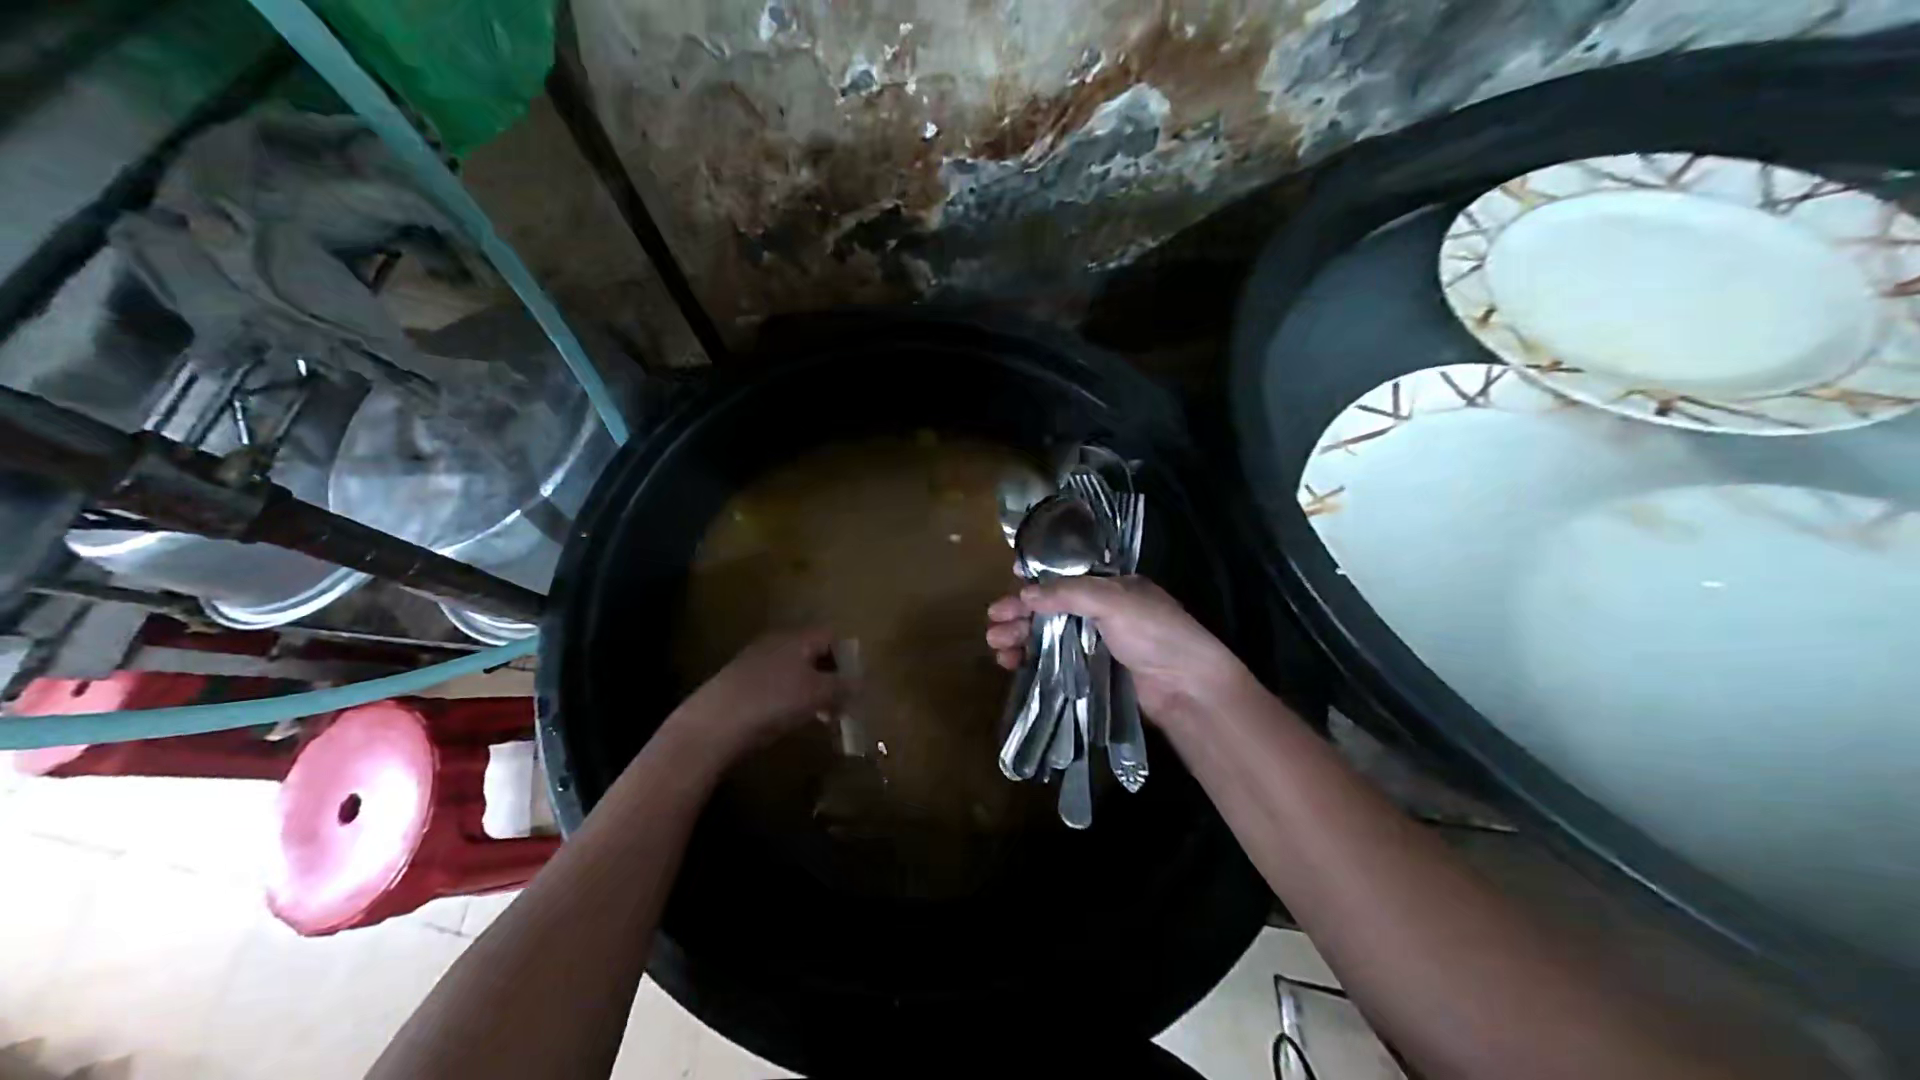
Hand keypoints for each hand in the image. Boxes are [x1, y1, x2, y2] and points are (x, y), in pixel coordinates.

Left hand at [662, 628, 840, 769]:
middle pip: (812, 653)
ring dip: (811, 690)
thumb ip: (843, 686)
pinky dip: (790, 699)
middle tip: (841, 703)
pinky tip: (789, 720)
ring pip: (794, 671)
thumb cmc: (773, 701)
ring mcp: (755, 663)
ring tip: (820, 717)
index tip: (855, 684)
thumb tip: (861, 683)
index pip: (831, 635)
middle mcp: (776, 643)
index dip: (847, 657)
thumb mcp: (818, 693)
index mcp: (796, 638)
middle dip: (831, 676)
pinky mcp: (740, 685)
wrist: (713, 724)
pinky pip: (776, 686)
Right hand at [985, 576, 1254, 726]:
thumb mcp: (1114, 601)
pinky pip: (1052, 660)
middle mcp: (1098, 610)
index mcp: (1108, 585)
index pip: (1063, 576)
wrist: (1187, 686)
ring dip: (1018, 637)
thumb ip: (1069, 593)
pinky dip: (1029, 659)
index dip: (1034, 579)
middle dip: (1018, 613)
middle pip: (1048, 607)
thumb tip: (1025, 593)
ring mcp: (1093, 642)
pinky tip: (1011, 663)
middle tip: (993, 624)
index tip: (1009, 582)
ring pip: (1046, 634)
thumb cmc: (1155, 633)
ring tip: (995, 646)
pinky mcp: (1090, 671)